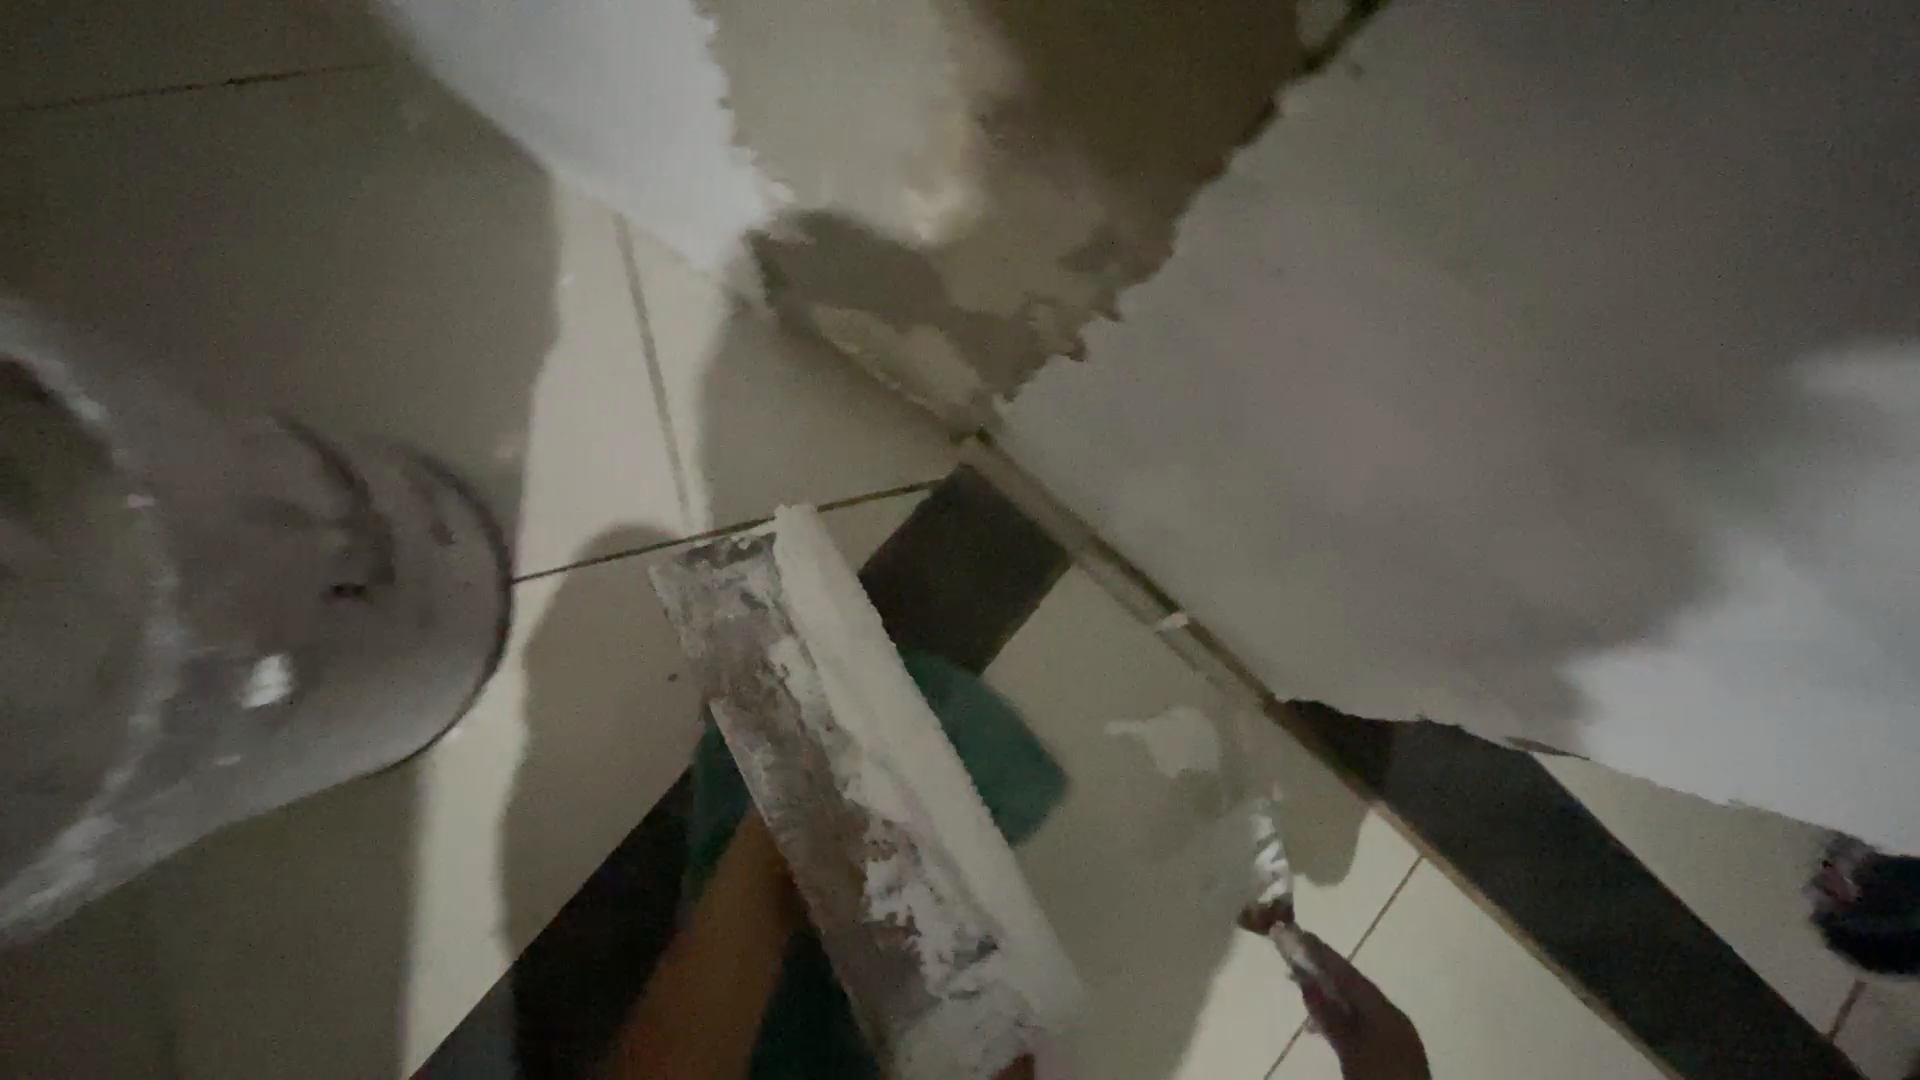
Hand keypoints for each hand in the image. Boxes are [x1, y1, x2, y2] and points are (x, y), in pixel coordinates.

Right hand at [1298, 934, 1429, 1079]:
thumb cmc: (1379, 1078)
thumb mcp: (1350, 1049)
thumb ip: (1328, 1015)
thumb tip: (1305, 981)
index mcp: (1385, 1010)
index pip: (1348, 973)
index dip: (1321, 952)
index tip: (1297, 931)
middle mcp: (1391, 1016)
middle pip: (1352, 985)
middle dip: (1322, 969)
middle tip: (1293, 953)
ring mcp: (1393, 1034)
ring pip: (1355, 1003)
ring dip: (1328, 991)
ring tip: (1300, 983)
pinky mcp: (1390, 1051)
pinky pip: (1359, 1021)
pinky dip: (1338, 1013)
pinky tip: (1321, 1020)